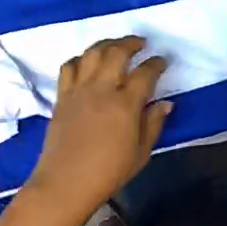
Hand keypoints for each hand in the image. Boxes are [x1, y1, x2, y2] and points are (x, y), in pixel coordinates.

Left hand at [24, 36, 172, 218]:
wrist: (66, 182)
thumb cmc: (108, 172)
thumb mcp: (140, 153)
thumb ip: (153, 124)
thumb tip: (165, 103)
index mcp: (125, 104)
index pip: (145, 73)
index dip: (157, 64)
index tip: (163, 61)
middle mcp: (101, 89)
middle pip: (117, 53)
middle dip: (132, 43)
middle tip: (142, 43)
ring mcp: (78, 90)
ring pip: (92, 53)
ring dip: (106, 43)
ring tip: (116, 44)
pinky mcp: (61, 96)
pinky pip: (69, 66)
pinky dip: (80, 58)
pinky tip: (87, 61)